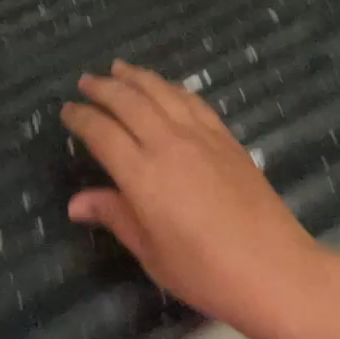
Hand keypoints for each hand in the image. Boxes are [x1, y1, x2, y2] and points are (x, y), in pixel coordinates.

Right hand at [59, 60, 332, 335]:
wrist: (273, 268)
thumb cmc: (204, 270)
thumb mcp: (151, 252)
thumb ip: (114, 216)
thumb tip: (76, 202)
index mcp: (142, 175)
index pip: (102, 133)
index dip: (81, 118)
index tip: (67, 110)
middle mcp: (167, 143)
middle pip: (128, 102)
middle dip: (103, 88)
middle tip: (85, 81)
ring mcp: (199, 135)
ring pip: (160, 91)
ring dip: (135, 76)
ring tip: (118, 67)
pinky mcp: (224, 136)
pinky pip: (191, 99)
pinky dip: (171, 86)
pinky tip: (164, 86)